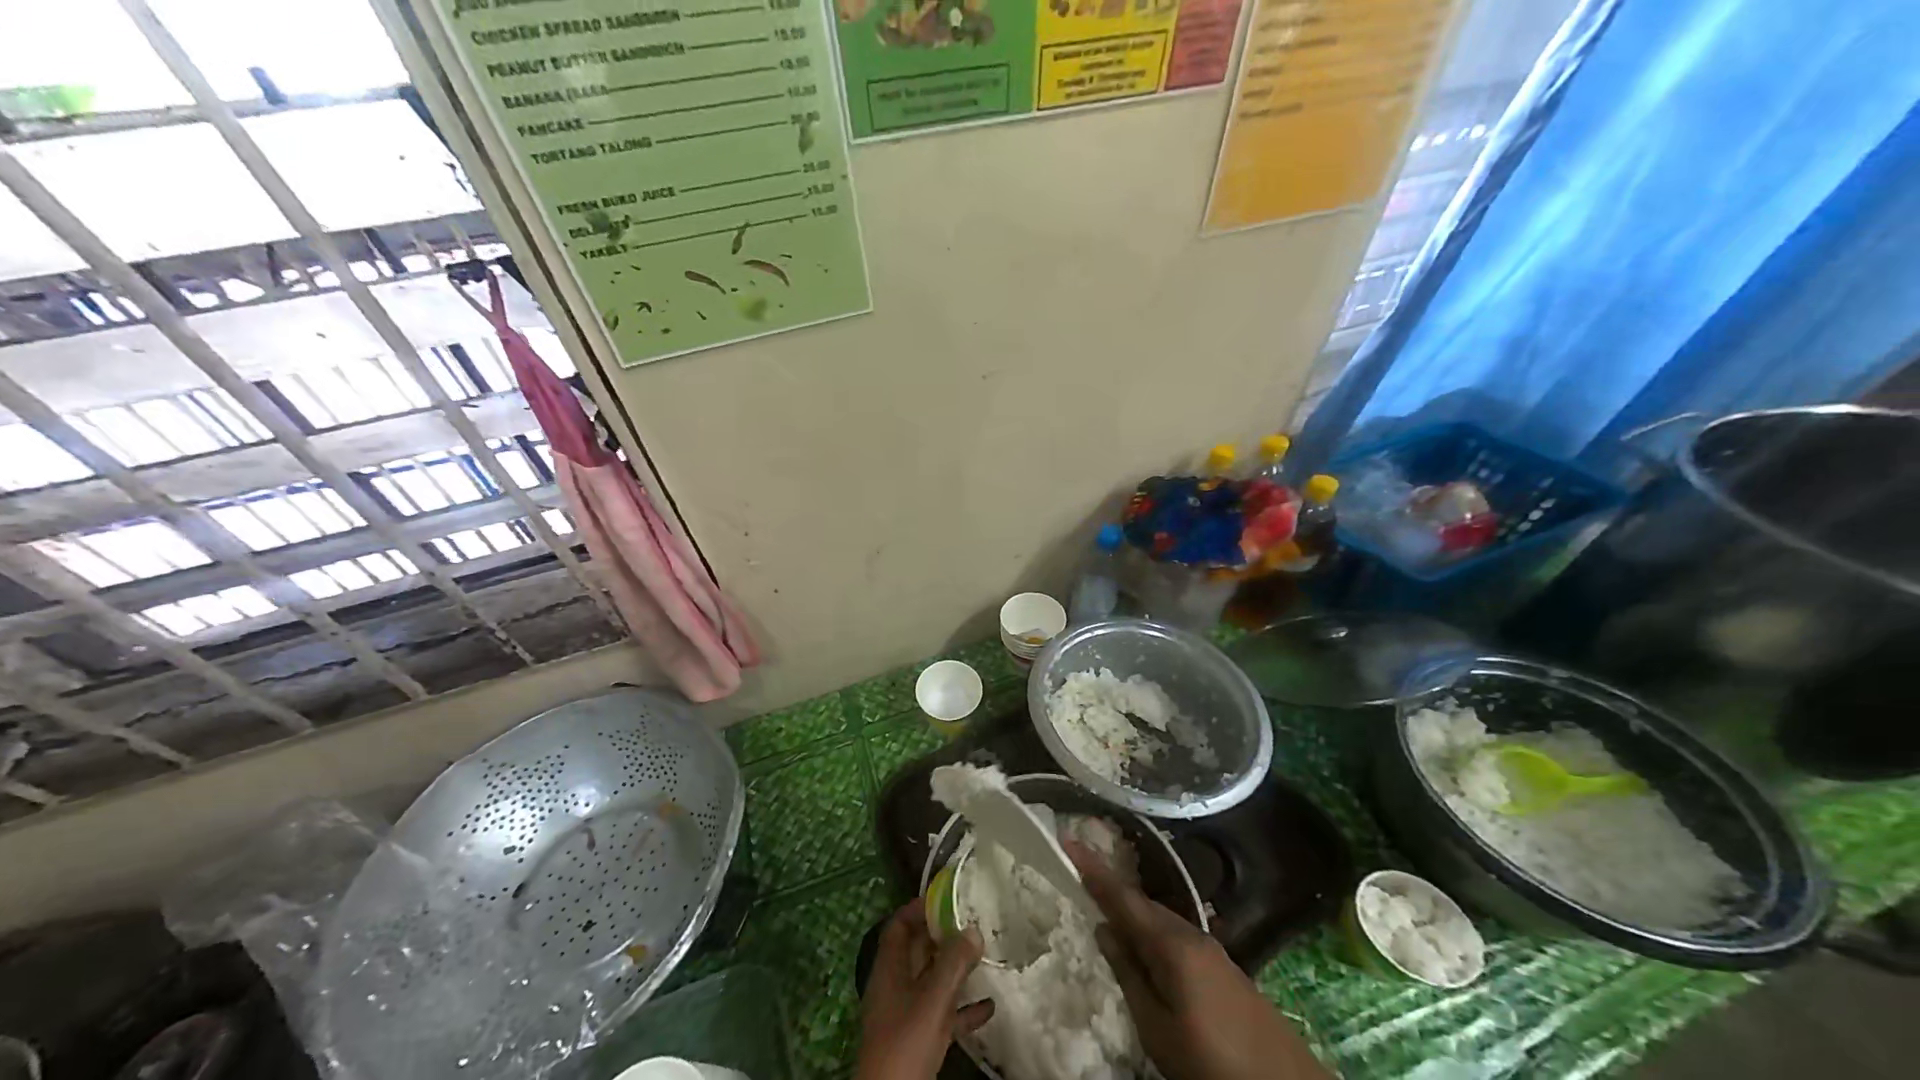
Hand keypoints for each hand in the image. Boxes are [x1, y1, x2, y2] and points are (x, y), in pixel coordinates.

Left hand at [855, 900, 994, 1079]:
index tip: (946, 898)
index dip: (918, 909)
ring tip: (986, 957)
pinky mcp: (919, 1039)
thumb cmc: (906, 1041)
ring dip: (957, 971)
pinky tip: (990, 1007)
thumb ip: (952, 963)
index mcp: (889, 969)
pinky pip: (944, 1014)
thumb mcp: (932, 999)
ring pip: (933, 982)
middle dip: (944, 936)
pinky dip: (964, 1008)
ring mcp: (907, 1014)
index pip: (898, 926)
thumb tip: (973, 929)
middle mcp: (896, 986)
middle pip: (918, 951)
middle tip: (974, 922)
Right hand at [1067, 843, 1330, 1079]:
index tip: (1069, 841)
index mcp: (1172, 944)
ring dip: (1132, 915)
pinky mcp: (1223, 968)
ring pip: (1160, 922)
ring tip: (1104, 914)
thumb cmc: (1210, 1058)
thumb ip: (1129, 974)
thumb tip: (1104, 930)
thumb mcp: (1156, 1027)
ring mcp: (1212, 950)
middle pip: (1142, 905)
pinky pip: (1176, 938)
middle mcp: (1192, 935)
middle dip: (1111, 891)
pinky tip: (1144, 950)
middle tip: (1080, 880)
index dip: (1093, 870)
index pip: (1123, 898)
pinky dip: (1152, 935)